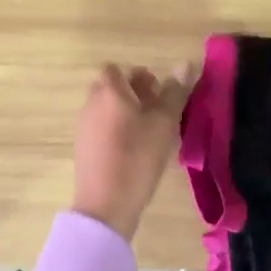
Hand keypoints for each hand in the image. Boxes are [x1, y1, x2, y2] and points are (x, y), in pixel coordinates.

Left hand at [71, 62, 194, 240]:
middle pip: (111, 88)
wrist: (105, 207)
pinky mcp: (83, 150)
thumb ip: (175, 92)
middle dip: (133, 95)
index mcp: (109, 91)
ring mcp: (84, 127)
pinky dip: (116, 132)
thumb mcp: (163, 123)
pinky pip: (101, 129)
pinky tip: (134, 153)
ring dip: (126, 114)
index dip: (137, 77)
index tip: (156, 93)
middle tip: (156, 113)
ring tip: (149, 135)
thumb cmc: (136, 158)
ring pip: (107, 109)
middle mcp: (92, 103)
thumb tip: (187, 63)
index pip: (116, 69)